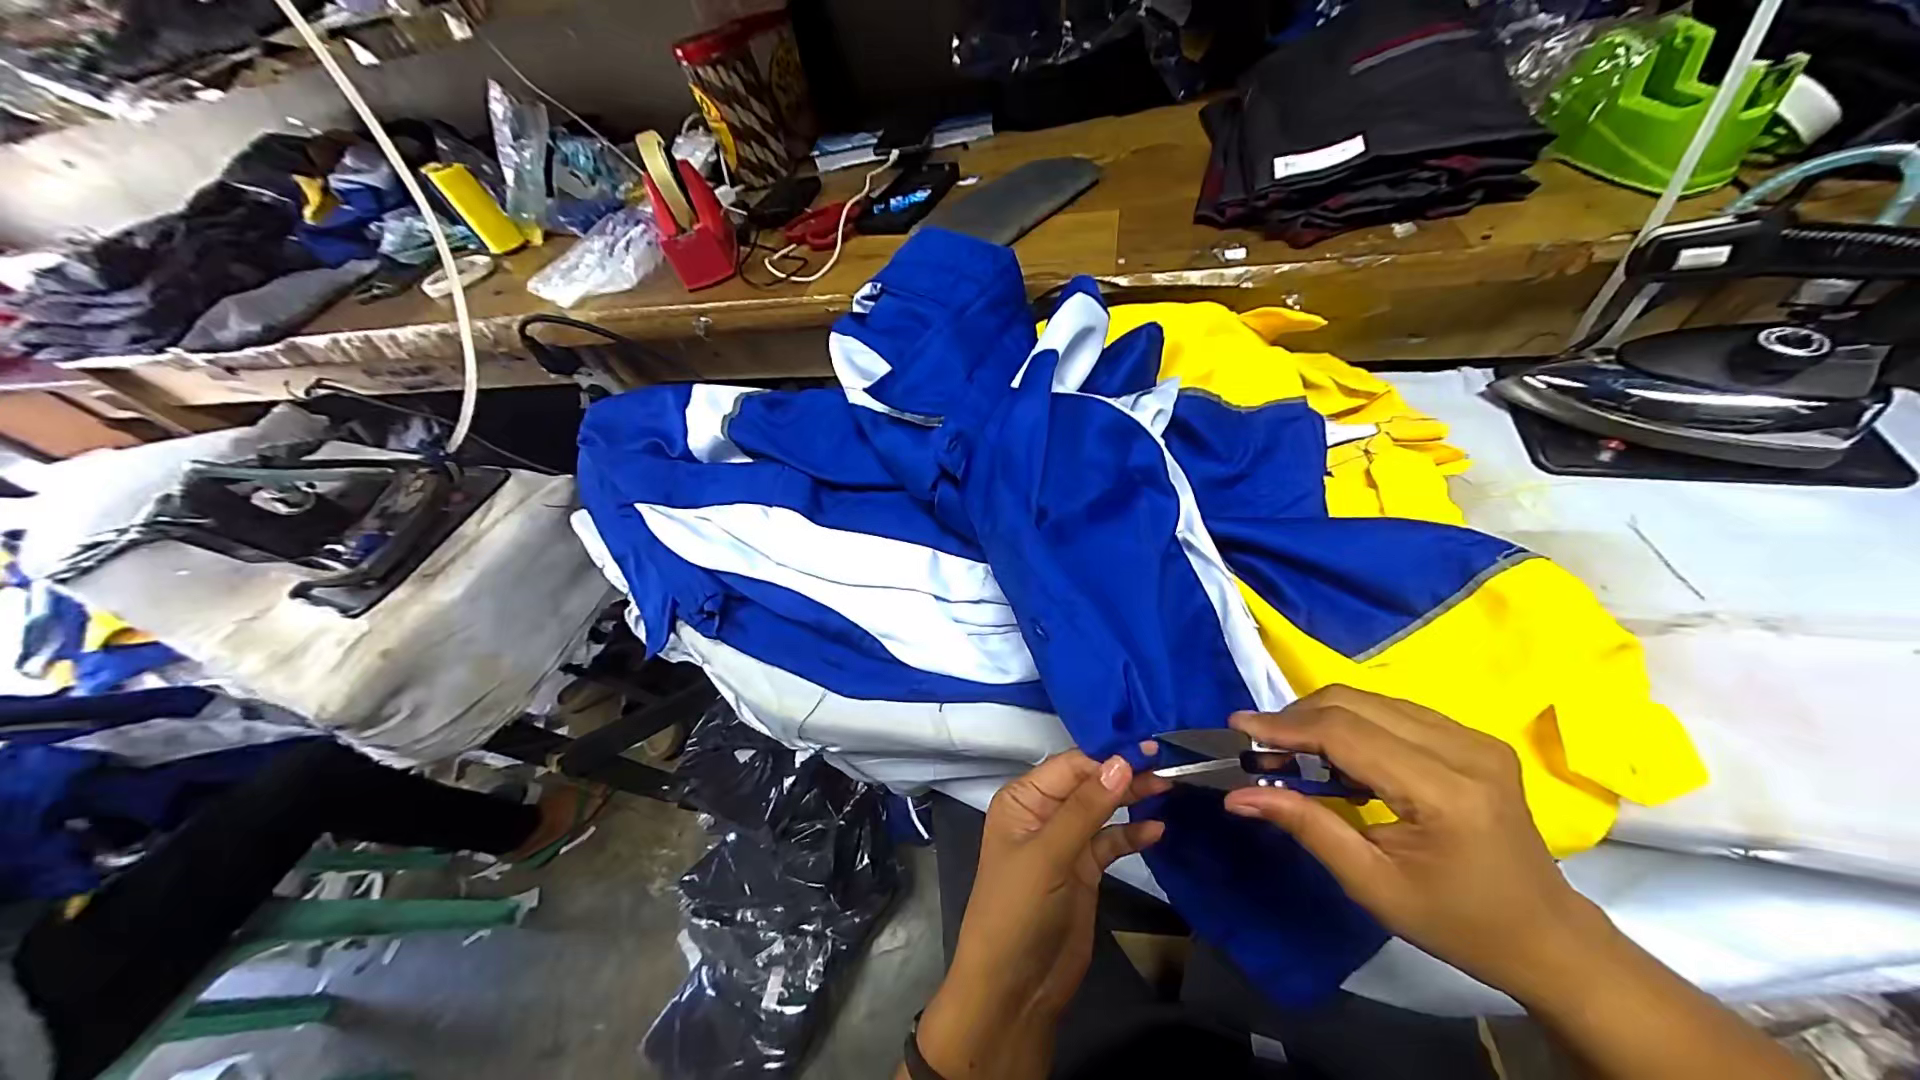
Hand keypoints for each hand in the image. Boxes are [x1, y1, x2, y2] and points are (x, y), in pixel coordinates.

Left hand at [912, 748, 1168, 1079]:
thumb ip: (1085, 808)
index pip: (1070, 765)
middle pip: (1089, 783)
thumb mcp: (1049, 855)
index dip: (1107, 756)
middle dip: (1124, 775)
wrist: (1015, 988)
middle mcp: (1043, 813)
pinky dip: (1133, 834)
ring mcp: (1065, 842)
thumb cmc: (1018, 911)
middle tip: (1167, 765)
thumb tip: (1122, 761)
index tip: (1148, 749)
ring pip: (1103, 809)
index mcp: (1023, 799)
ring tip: (1169, 788)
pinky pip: (1111, 841)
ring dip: (1132, 799)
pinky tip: (1158, 830)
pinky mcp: (1084, 869)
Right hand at [1222, 685, 1598, 1000]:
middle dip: (1296, 718)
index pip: (1346, 734)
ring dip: (1321, 716)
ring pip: (1371, 699)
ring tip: (1288, 749)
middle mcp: (1464, 750)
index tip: (1237, 728)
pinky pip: (1393, 710)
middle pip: (1355, 703)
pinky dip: (1351, 722)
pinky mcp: (1474, 739)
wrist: (1547, 937)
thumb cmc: (1457, 923)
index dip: (1285, 726)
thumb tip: (1237, 796)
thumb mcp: (1371, 885)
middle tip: (1259, 746)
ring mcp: (1474, 739)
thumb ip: (1306, 827)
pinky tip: (1335, 752)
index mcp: (1444, 792)